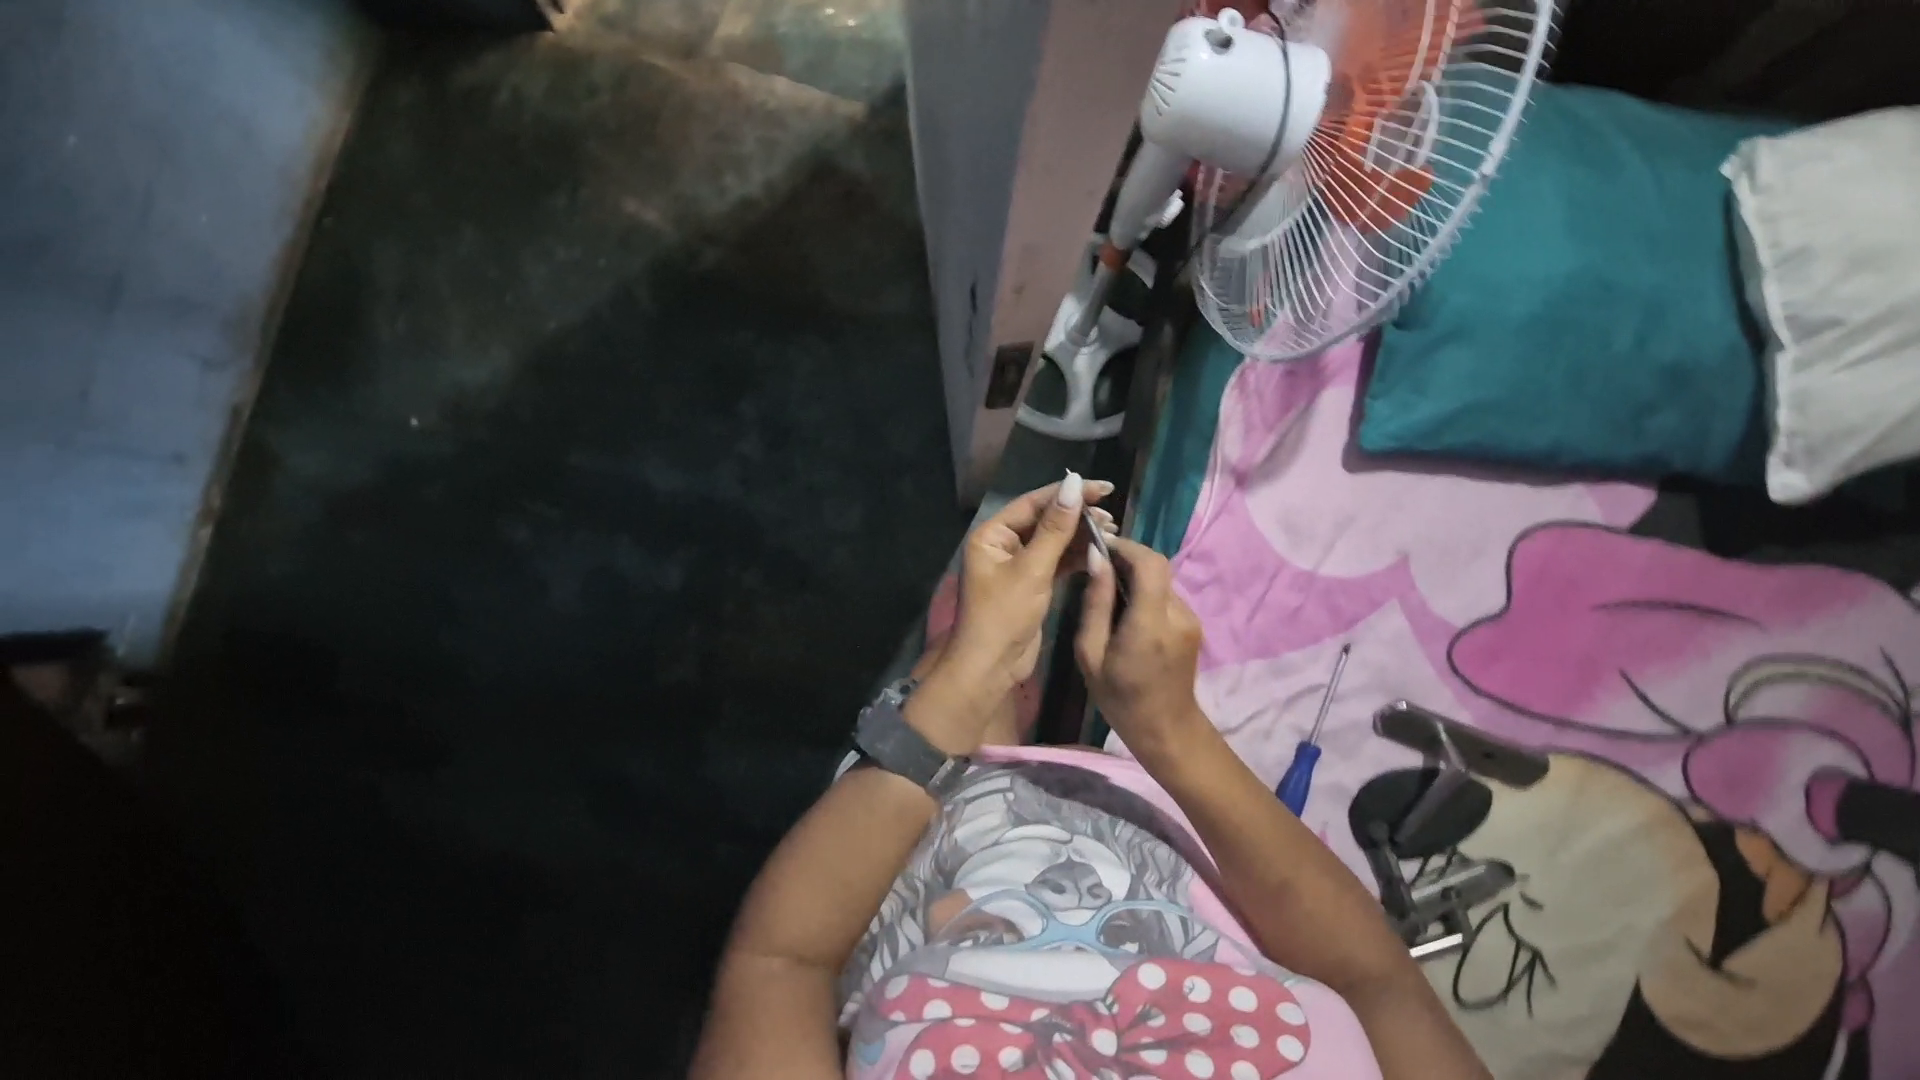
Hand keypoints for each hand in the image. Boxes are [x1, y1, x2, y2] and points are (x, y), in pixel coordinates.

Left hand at [910, 475, 1115, 750]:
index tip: (1104, 488)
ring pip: (1053, 541)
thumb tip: (1073, 484)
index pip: (1034, 502)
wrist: (991, 667)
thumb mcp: (1032, 569)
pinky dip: (1075, 556)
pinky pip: (1056, 561)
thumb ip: (1056, 527)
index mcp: (992, 534)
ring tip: (1112, 531)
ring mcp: (1016, 565)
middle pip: (1044, 520)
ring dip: (1079, 536)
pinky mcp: (1031, 584)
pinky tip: (1099, 551)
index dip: (1068, 493)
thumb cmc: (1004, 615)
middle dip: (1077, 515)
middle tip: (1111, 516)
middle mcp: (1002, 544)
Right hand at [1075, 536, 1208, 759]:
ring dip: (1137, 577)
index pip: (1149, 564)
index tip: (1100, 546)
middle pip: (1157, 568)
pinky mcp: (1192, 624)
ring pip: (1162, 581)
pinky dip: (1146, 594)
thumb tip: (1097, 560)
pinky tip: (1127, 613)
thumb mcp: (1090, 654)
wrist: (1166, 729)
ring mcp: (1190, 619)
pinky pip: (1166, 597)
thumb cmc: (1119, 698)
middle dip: (1128, 559)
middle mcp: (1177, 614)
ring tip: (1109, 592)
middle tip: (1099, 567)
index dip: (1126, 547)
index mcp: (1150, 623)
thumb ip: (1095, 604)